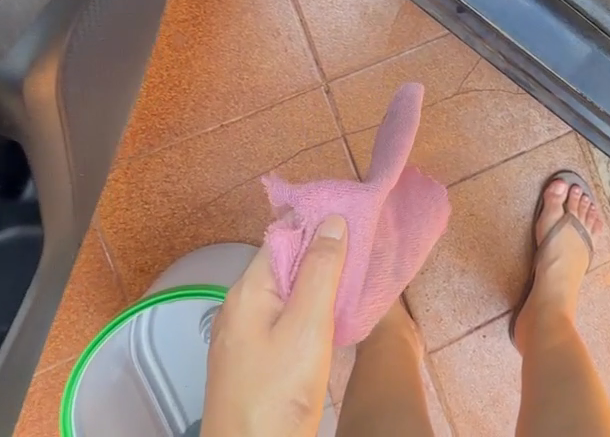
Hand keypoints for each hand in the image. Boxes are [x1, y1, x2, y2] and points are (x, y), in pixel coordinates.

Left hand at [201, 215, 346, 436]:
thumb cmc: (278, 395)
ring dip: (322, 278)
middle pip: (286, 261)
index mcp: (249, 292)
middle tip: (367, 243)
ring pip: (289, 290)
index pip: (284, 235)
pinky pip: (287, 316)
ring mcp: (247, 336)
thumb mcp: (307, 327)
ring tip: (360, 272)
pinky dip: (313, 306)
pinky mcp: (257, 360)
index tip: (358, 214)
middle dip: (324, 249)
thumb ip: (321, 270)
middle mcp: (242, 307)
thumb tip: (332, 219)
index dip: (319, 221)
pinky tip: (338, 313)